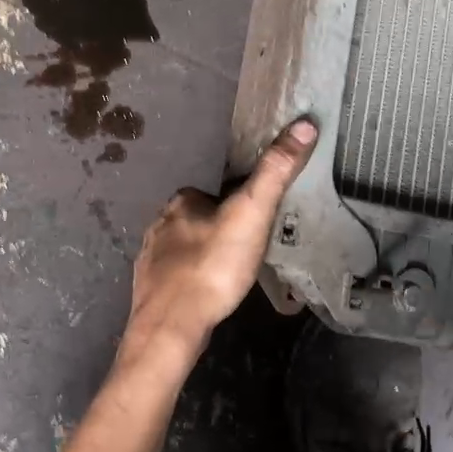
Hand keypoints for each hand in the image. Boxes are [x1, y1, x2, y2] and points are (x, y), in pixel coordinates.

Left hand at [125, 119, 317, 360]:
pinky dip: (191, 281)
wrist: (171, 327)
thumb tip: (304, 125)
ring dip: (203, 256)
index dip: (232, 204)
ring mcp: (149, 259)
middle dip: (217, 231)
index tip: (253, 220)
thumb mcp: (252, 214)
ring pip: (183, 249)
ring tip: (230, 274)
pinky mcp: (148, 290)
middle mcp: (158, 225)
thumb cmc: (212, 267)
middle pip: (196, 220)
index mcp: (181, 202)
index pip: (210, 192)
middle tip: (246, 250)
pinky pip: (175, 277)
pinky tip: (207, 295)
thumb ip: (275, 172)